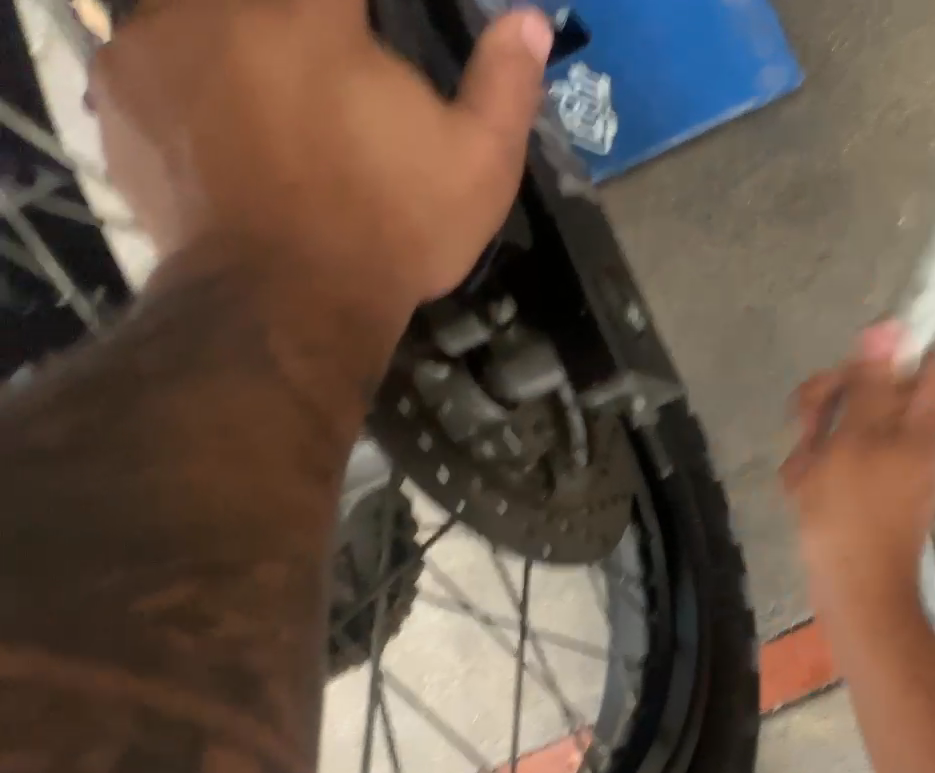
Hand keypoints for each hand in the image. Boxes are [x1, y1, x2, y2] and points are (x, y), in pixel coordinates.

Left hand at [88, 0, 552, 318]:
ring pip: (203, 13)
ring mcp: (157, 42)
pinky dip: (191, 77)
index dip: (359, 16)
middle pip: (270, 1)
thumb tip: (530, 20)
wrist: (292, 296)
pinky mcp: (119, 87)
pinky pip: (152, 52)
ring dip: (242, 43)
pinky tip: (229, 131)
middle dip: (306, 32)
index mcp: (317, 18)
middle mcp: (222, 7)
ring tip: (282, 107)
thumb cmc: (400, 226)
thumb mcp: (482, 164)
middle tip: (340, 95)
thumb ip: (504, 83)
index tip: (376, 40)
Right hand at [782, 323, 934, 621]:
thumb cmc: (854, 518)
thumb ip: (872, 385)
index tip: (852, 366)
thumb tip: (893, 326)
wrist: (854, 595)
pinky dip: (817, 472)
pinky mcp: (865, 492)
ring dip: (816, 442)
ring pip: (846, 425)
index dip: (890, 352)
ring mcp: (888, 467)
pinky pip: (837, 462)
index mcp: (922, 423)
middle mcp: (911, 439)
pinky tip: (805, 494)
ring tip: (807, 475)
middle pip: (874, 387)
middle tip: (811, 423)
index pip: (926, 360)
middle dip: (833, 400)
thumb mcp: (856, 441)